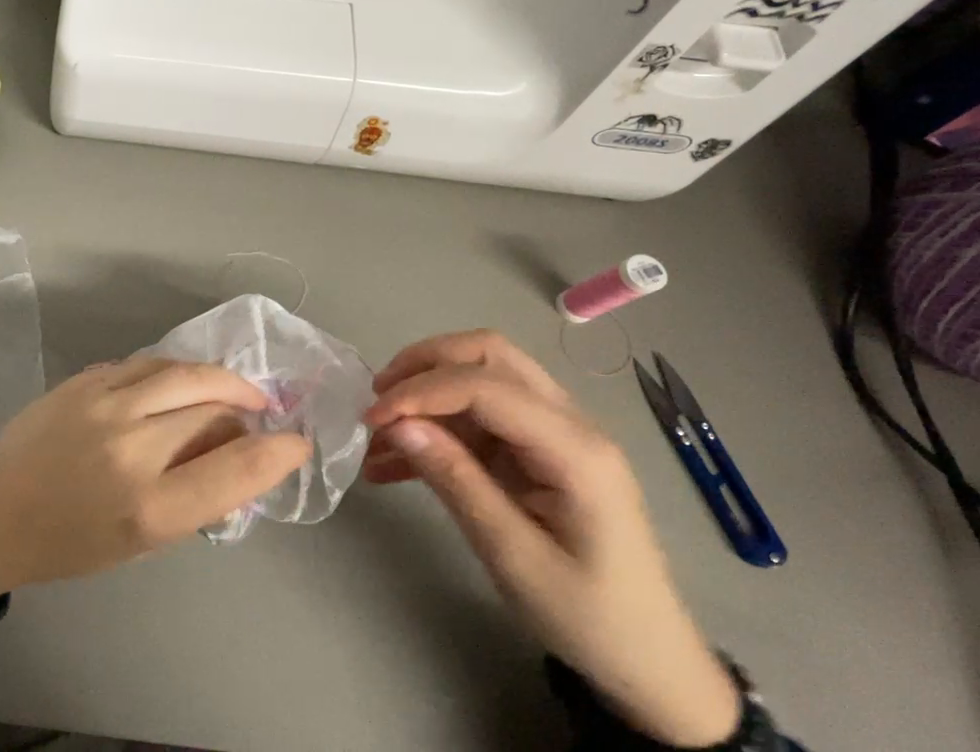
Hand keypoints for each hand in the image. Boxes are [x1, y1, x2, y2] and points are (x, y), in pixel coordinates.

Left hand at [0, 357, 311, 598]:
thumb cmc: (68, 545)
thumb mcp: (143, 544)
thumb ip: (195, 502)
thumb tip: (238, 460)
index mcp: (151, 506)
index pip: (239, 467)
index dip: (281, 453)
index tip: (295, 444)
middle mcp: (133, 447)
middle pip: (217, 409)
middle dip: (249, 412)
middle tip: (258, 418)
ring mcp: (103, 404)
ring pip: (185, 371)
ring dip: (220, 379)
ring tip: (233, 390)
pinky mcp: (81, 381)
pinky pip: (145, 363)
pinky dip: (173, 372)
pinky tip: (180, 384)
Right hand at [362, 331, 740, 747]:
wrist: (647, 660)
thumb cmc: (586, 614)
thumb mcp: (512, 555)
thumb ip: (455, 481)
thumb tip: (397, 425)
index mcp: (575, 450)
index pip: (486, 386)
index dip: (420, 392)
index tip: (370, 421)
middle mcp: (570, 425)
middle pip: (490, 356)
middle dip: (424, 365)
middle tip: (375, 400)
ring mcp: (555, 436)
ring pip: (481, 379)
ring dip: (425, 397)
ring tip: (375, 440)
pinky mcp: (538, 454)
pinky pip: (479, 420)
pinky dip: (435, 429)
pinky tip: (394, 463)